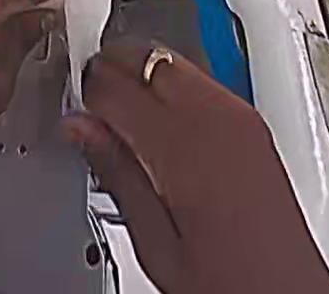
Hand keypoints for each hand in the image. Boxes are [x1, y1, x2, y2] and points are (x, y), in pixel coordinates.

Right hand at [64, 41, 328, 293]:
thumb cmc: (232, 286)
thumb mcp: (155, 243)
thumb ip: (115, 171)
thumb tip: (81, 126)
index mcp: (181, 145)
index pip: (116, 85)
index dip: (87, 88)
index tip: (76, 102)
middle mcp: (212, 116)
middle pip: (147, 56)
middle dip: (113, 65)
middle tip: (92, 92)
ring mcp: (237, 113)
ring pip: (173, 59)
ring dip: (142, 69)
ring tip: (123, 104)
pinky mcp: (251, 118)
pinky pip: (199, 77)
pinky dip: (171, 81)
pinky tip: (160, 113)